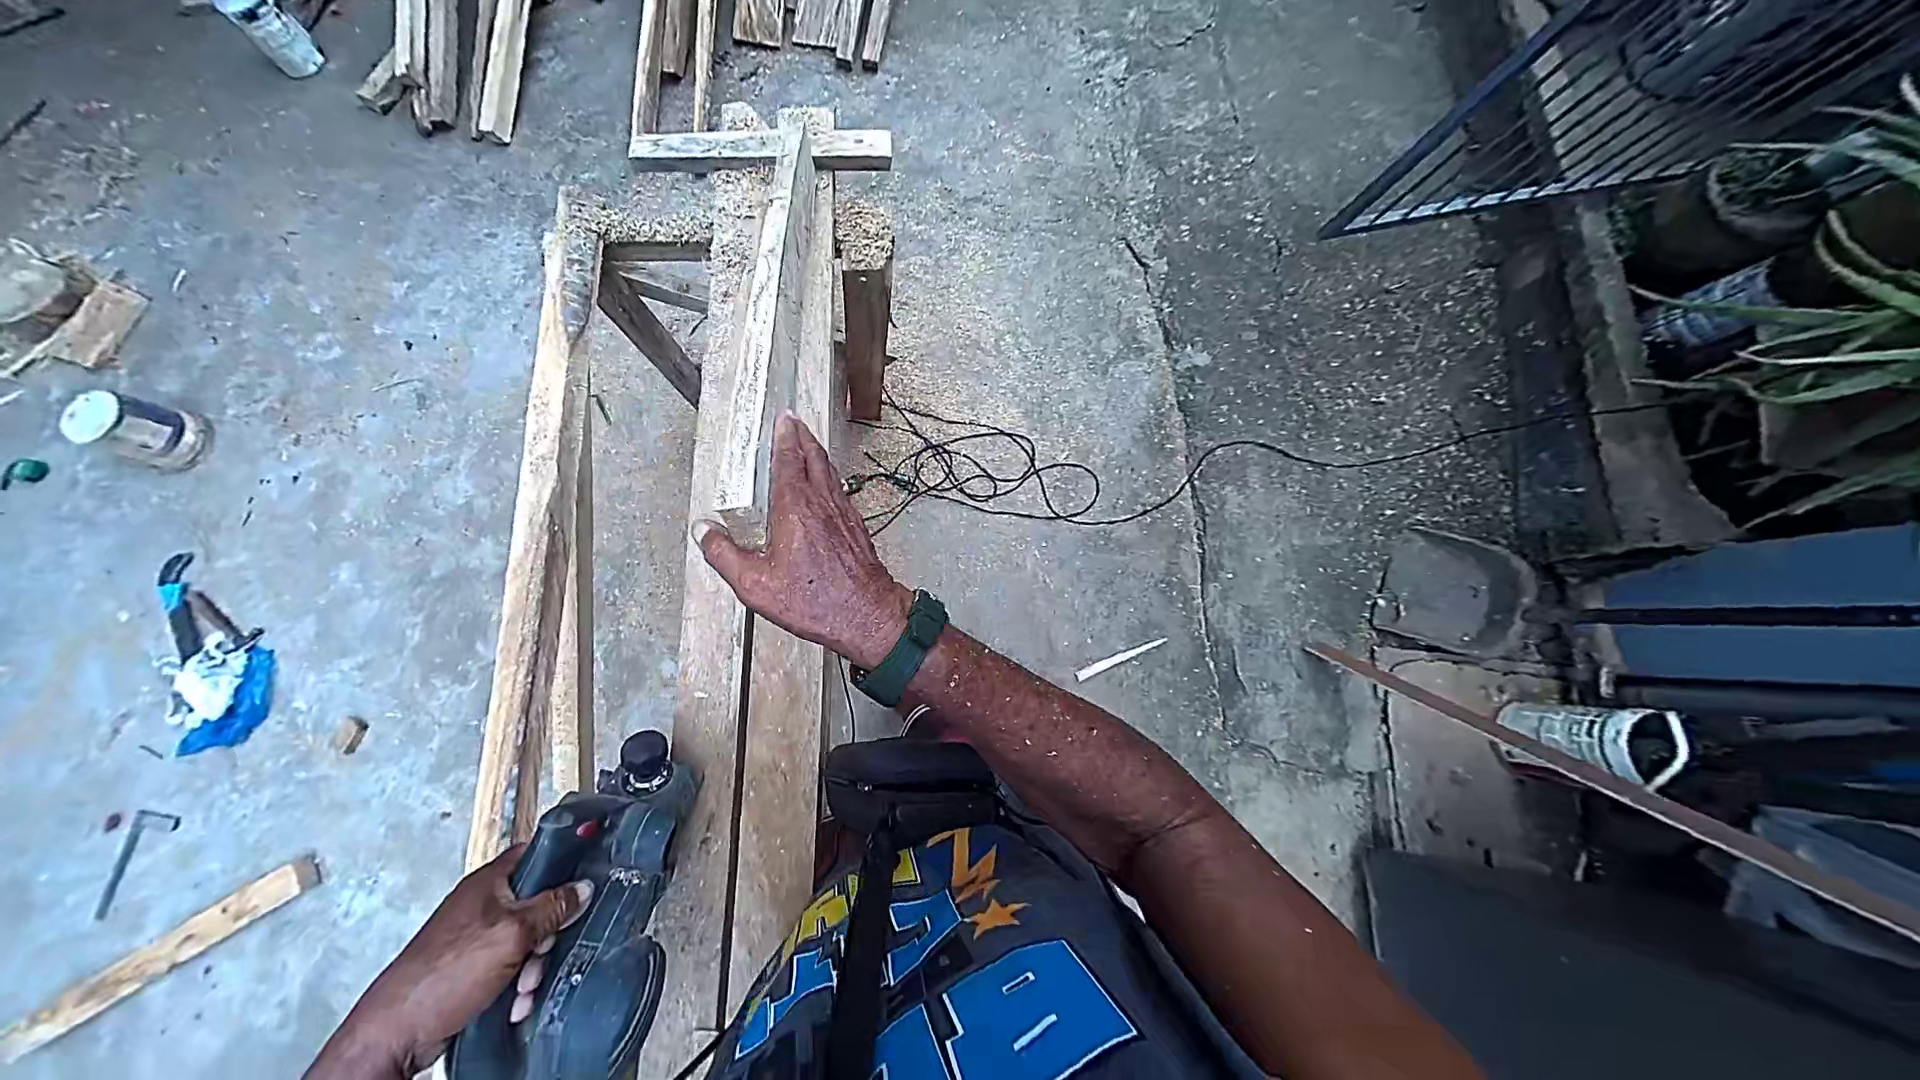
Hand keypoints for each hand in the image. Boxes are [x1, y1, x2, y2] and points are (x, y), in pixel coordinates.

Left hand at [307, 844, 592, 1077]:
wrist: (393, 1038)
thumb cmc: (442, 976)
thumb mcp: (513, 933)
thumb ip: (554, 906)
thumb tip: (583, 888)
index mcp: (491, 882)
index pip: (539, 851)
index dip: (565, 858)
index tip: (587, 873)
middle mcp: (485, 904)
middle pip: (541, 901)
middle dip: (550, 932)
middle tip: (543, 949)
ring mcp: (478, 937)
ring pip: (530, 938)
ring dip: (535, 964)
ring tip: (523, 987)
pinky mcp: (474, 968)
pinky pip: (513, 965)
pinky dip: (519, 983)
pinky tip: (515, 1002)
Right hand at [695, 411, 911, 669]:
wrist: (866, 614)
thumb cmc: (816, 601)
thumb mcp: (755, 585)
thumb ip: (725, 555)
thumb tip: (705, 532)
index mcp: (795, 509)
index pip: (788, 460)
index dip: (784, 437)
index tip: (782, 420)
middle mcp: (822, 504)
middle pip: (814, 457)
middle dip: (803, 436)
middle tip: (795, 422)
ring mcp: (843, 513)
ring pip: (830, 472)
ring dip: (817, 453)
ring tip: (808, 445)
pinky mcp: (856, 527)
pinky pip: (840, 490)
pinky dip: (830, 476)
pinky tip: (827, 485)